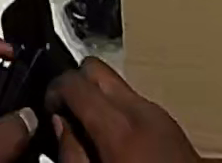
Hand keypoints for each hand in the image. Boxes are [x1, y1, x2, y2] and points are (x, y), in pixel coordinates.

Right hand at [45, 57, 203, 162]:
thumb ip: (72, 154)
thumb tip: (61, 124)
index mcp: (117, 128)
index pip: (73, 81)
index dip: (54, 90)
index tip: (49, 111)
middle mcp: (139, 110)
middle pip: (95, 68)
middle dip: (76, 83)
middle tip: (68, 113)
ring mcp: (159, 115)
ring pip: (116, 83)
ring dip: (99, 97)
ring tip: (92, 131)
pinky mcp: (173, 127)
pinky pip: (135, 102)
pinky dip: (119, 110)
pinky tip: (119, 143)